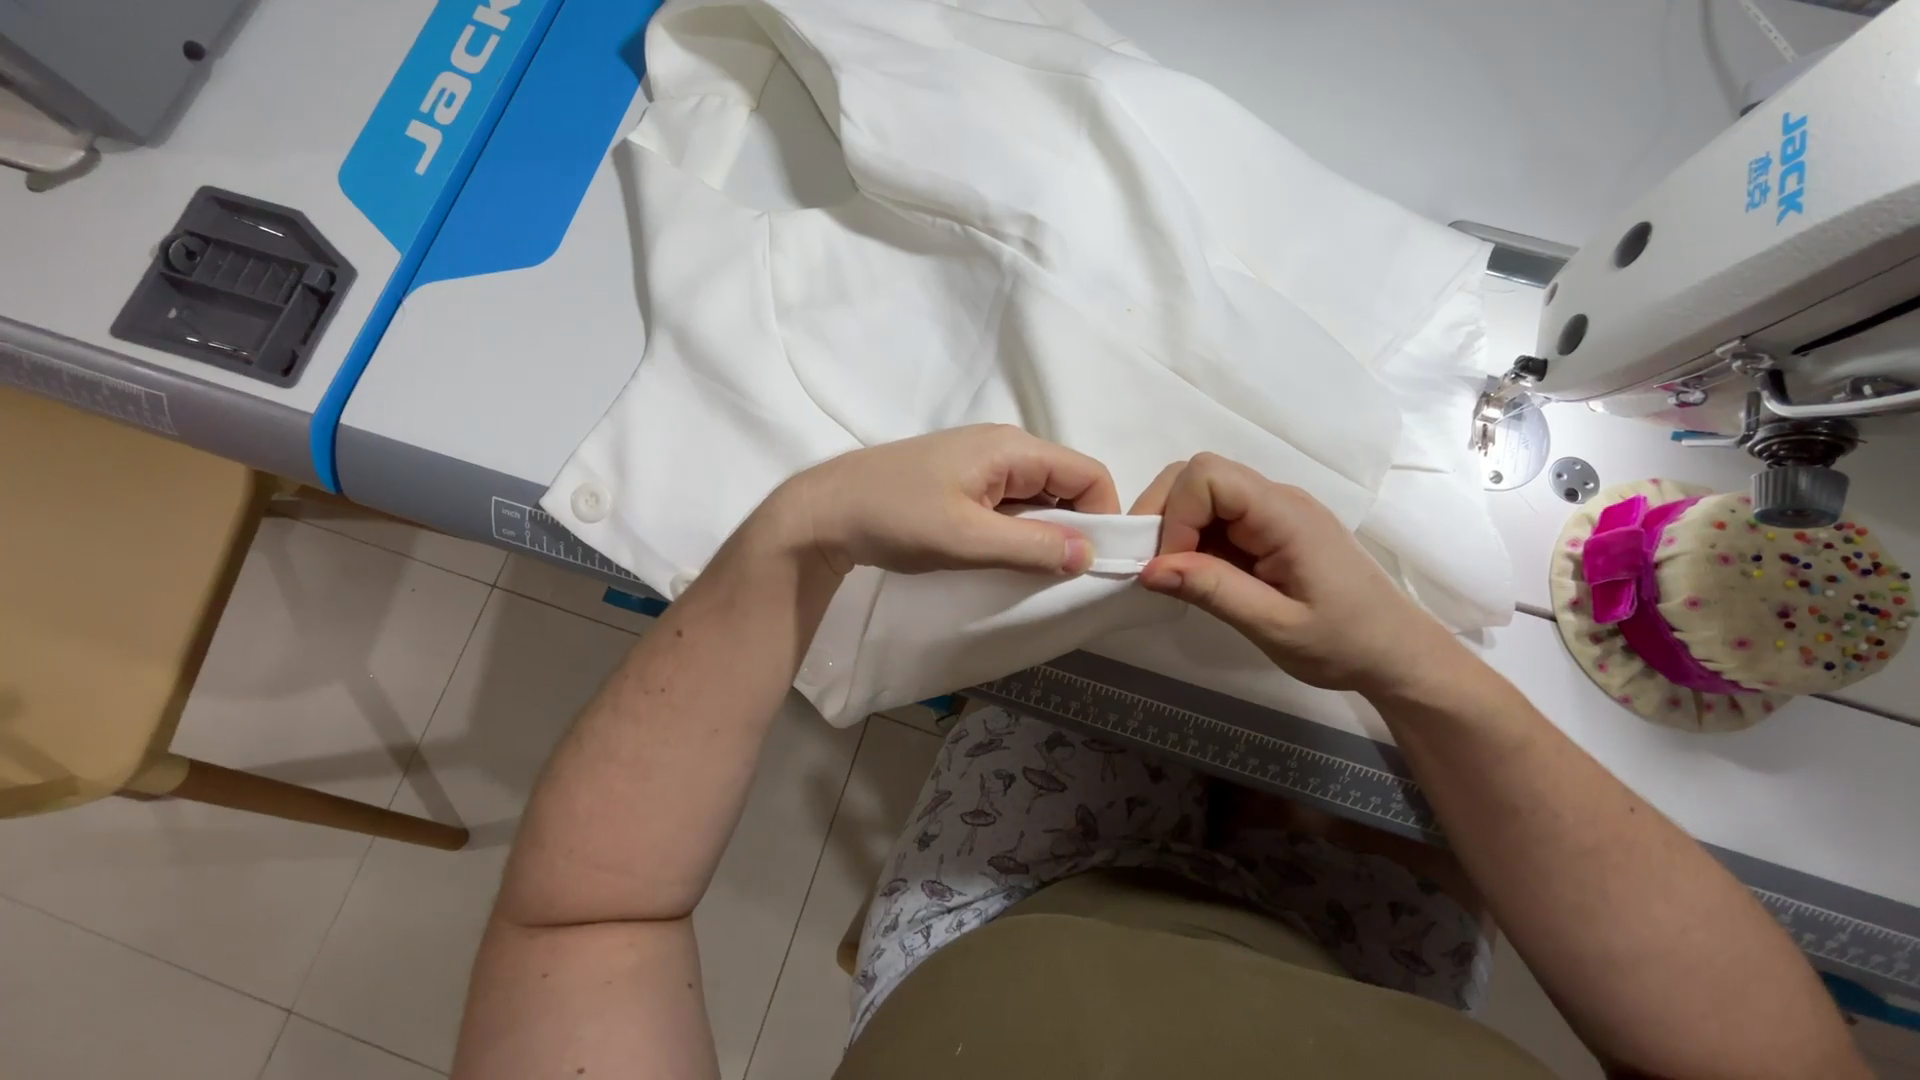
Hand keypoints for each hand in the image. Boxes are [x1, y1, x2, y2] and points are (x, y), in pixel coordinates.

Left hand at [764, 425, 1120, 576]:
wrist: (825, 511)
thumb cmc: (897, 518)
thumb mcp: (968, 540)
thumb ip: (1032, 547)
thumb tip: (1090, 555)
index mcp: (1012, 448)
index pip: (1088, 473)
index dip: (1104, 516)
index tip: (1095, 562)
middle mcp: (1004, 447)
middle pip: (1066, 483)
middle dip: (1073, 527)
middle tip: (1060, 574)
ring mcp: (980, 462)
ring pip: (1037, 496)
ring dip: (1041, 532)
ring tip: (1026, 569)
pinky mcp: (961, 479)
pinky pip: (1009, 502)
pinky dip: (1015, 529)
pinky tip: (998, 555)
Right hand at [1131, 453, 1463, 694]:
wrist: (1395, 653)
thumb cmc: (1343, 642)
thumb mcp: (1274, 626)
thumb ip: (1213, 591)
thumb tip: (1148, 569)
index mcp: (1284, 514)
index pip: (1207, 476)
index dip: (1175, 515)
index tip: (1169, 568)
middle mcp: (1276, 500)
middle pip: (1197, 474)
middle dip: (1163, 514)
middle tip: (1157, 568)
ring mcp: (1271, 512)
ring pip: (1201, 493)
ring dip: (1174, 528)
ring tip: (1174, 575)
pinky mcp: (1265, 530)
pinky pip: (1215, 517)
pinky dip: (1190, 540)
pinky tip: (1194, 575)